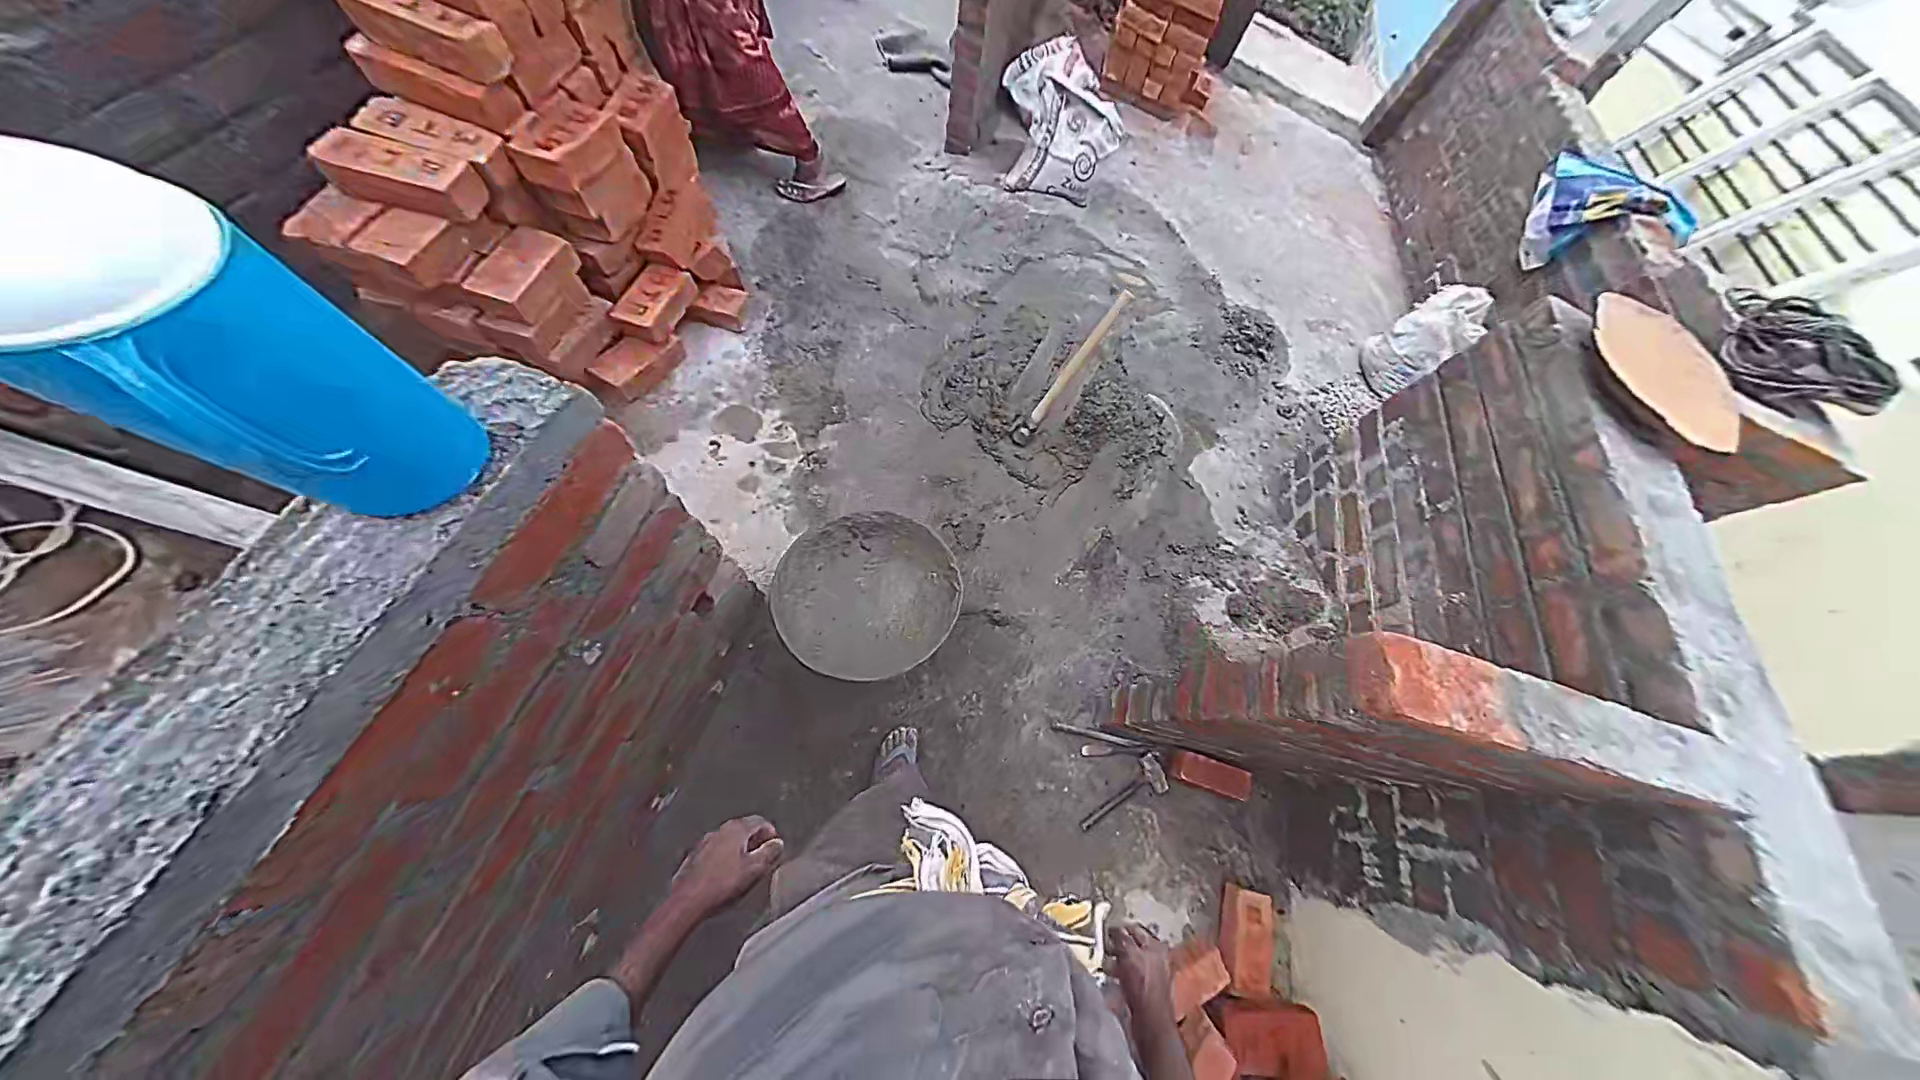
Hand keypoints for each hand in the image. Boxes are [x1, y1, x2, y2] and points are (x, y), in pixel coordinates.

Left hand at [670, 816, 783, 915]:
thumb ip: (769, 853)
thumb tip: (777, 844)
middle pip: (743, 830)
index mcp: (736, 829)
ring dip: (739, 851)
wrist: (686, 903)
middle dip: (755, 841)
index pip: (760, 821)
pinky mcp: (693, 859)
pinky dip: (724, 859)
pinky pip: (715, 853)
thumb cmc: (722, 884)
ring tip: (745, 868)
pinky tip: (726, 876)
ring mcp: (704, 844)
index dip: (771, 833)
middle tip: (763, 857)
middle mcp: (719, 831)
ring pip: (728, 841)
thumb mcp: (755, 869)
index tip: (775, 846)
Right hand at [1107, 923, 1175, 1019]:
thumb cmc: (1141, 985)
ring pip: (1131, 962)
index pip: (1134, 929)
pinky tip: (1114, 981)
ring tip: (1107, 967)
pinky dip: (1122, 977)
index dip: (1118, 929)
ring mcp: (1155, 976)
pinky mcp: (1149, 992)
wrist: (1151, 1022)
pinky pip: (1131, 978)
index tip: (1104, 933)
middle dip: (1117, 947)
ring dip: (1117, 963)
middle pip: (1133, 946)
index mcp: (1157, 945)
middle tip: (1104, 950)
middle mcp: (1159, 958)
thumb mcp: (1128, 954)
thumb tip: (1115, 929)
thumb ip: (1121, 938)